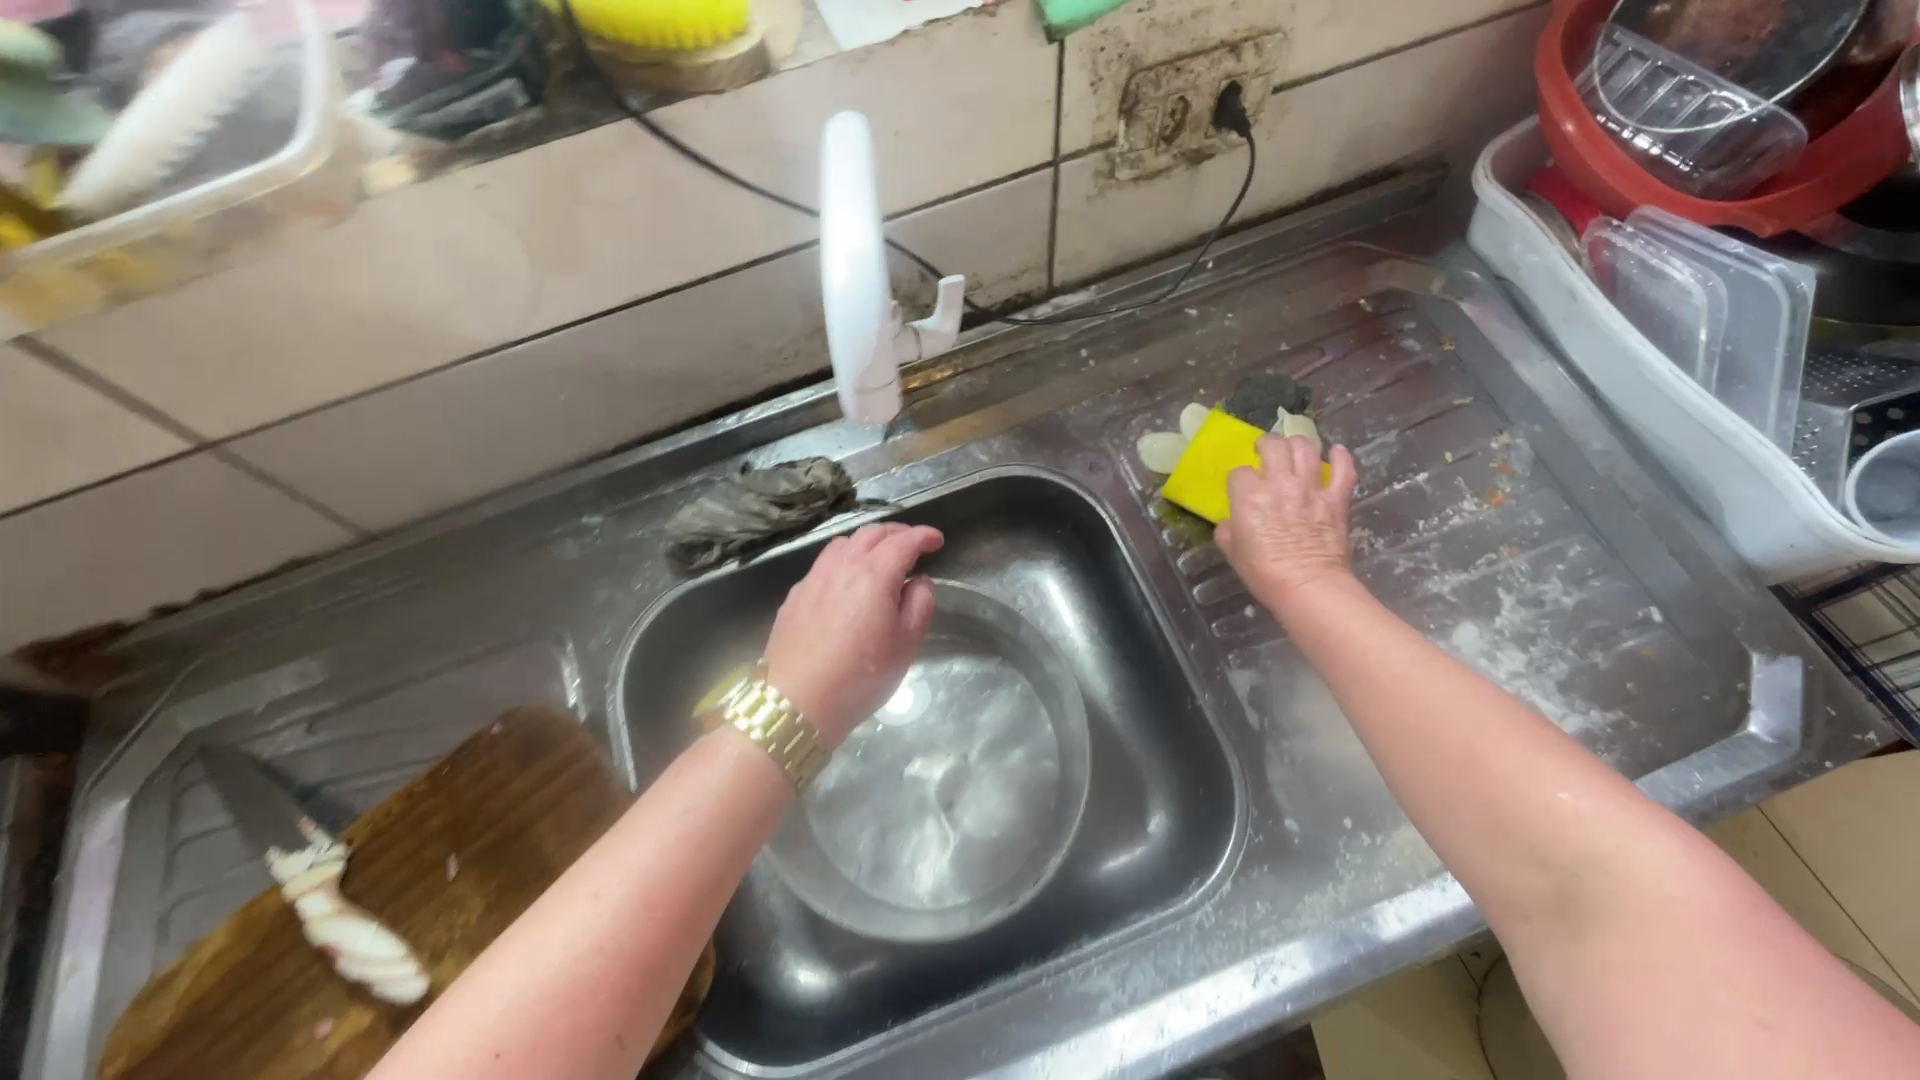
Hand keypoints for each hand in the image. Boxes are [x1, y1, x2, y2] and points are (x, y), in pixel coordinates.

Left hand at [763, 523, 944, 745]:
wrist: (796, 702)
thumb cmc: (860, 677)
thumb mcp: (905, 645)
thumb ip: (919, 605)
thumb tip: (918, 582)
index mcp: (874, 574)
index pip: (903, 542)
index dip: (924, 536)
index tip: (937, 540)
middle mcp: (841, 567)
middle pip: (871, 534)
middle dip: (896, 533)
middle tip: (913, 544)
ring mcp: (813, 580)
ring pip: (842, 544)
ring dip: (866, 543)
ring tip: (879, 558)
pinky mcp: (795, 597)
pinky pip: (823, 565)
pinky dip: (843, 562)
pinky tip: (846, 584)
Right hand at [1217, 435, 1359, 608]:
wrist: (1307, 586)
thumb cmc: (1264, 572)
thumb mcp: (1232, 551)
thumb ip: (1228, 529)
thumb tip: (1230, 522)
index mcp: (1249, 496)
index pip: (1240, 472)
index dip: (1239, 478)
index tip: (1241, 486)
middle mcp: (1280, 484)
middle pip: (1274, 447)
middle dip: (1266, 444)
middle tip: (1265, 450)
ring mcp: (1312, 489)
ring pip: (1306, 449)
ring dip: (1298, 443)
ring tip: (1293, 448)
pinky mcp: (1338, 499)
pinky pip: (1344, 470)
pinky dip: (1341, 457)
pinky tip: (1335, 451)